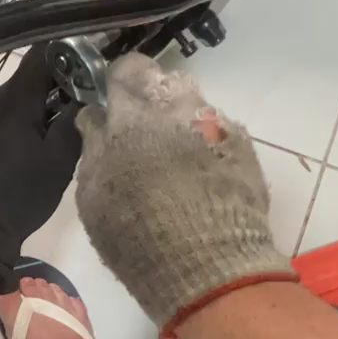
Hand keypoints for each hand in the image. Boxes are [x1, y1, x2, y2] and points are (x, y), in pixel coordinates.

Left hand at [0, 52, 81, 287]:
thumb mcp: (59, 162)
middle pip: (24, 82)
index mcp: (14, 100)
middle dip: (50, 92)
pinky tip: (16, 157)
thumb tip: (85, 96)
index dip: (67, 56)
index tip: (86, 71)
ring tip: (45, 142)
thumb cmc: (17, 197)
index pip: (42, 54)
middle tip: (73, 115)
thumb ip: (74, 122)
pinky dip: (8, 130)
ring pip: (7, 105)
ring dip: (28, 114)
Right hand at [75, 53, 294, 327]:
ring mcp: (216, 125)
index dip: (116, 83)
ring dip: (178, 123)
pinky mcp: (243, 148)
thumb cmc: (136, 235)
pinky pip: (217, 133)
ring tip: (173, 160)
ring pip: (192, 106)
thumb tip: (96, 121)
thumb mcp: (94, 195)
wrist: (209, 268)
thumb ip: (94, 148)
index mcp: (133, 116)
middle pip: (163, 82)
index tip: (111, 103)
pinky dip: (204, 146)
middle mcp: (178, 108)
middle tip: (141, 133)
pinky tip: (200, 178)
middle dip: (150, 100)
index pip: (125, 70)